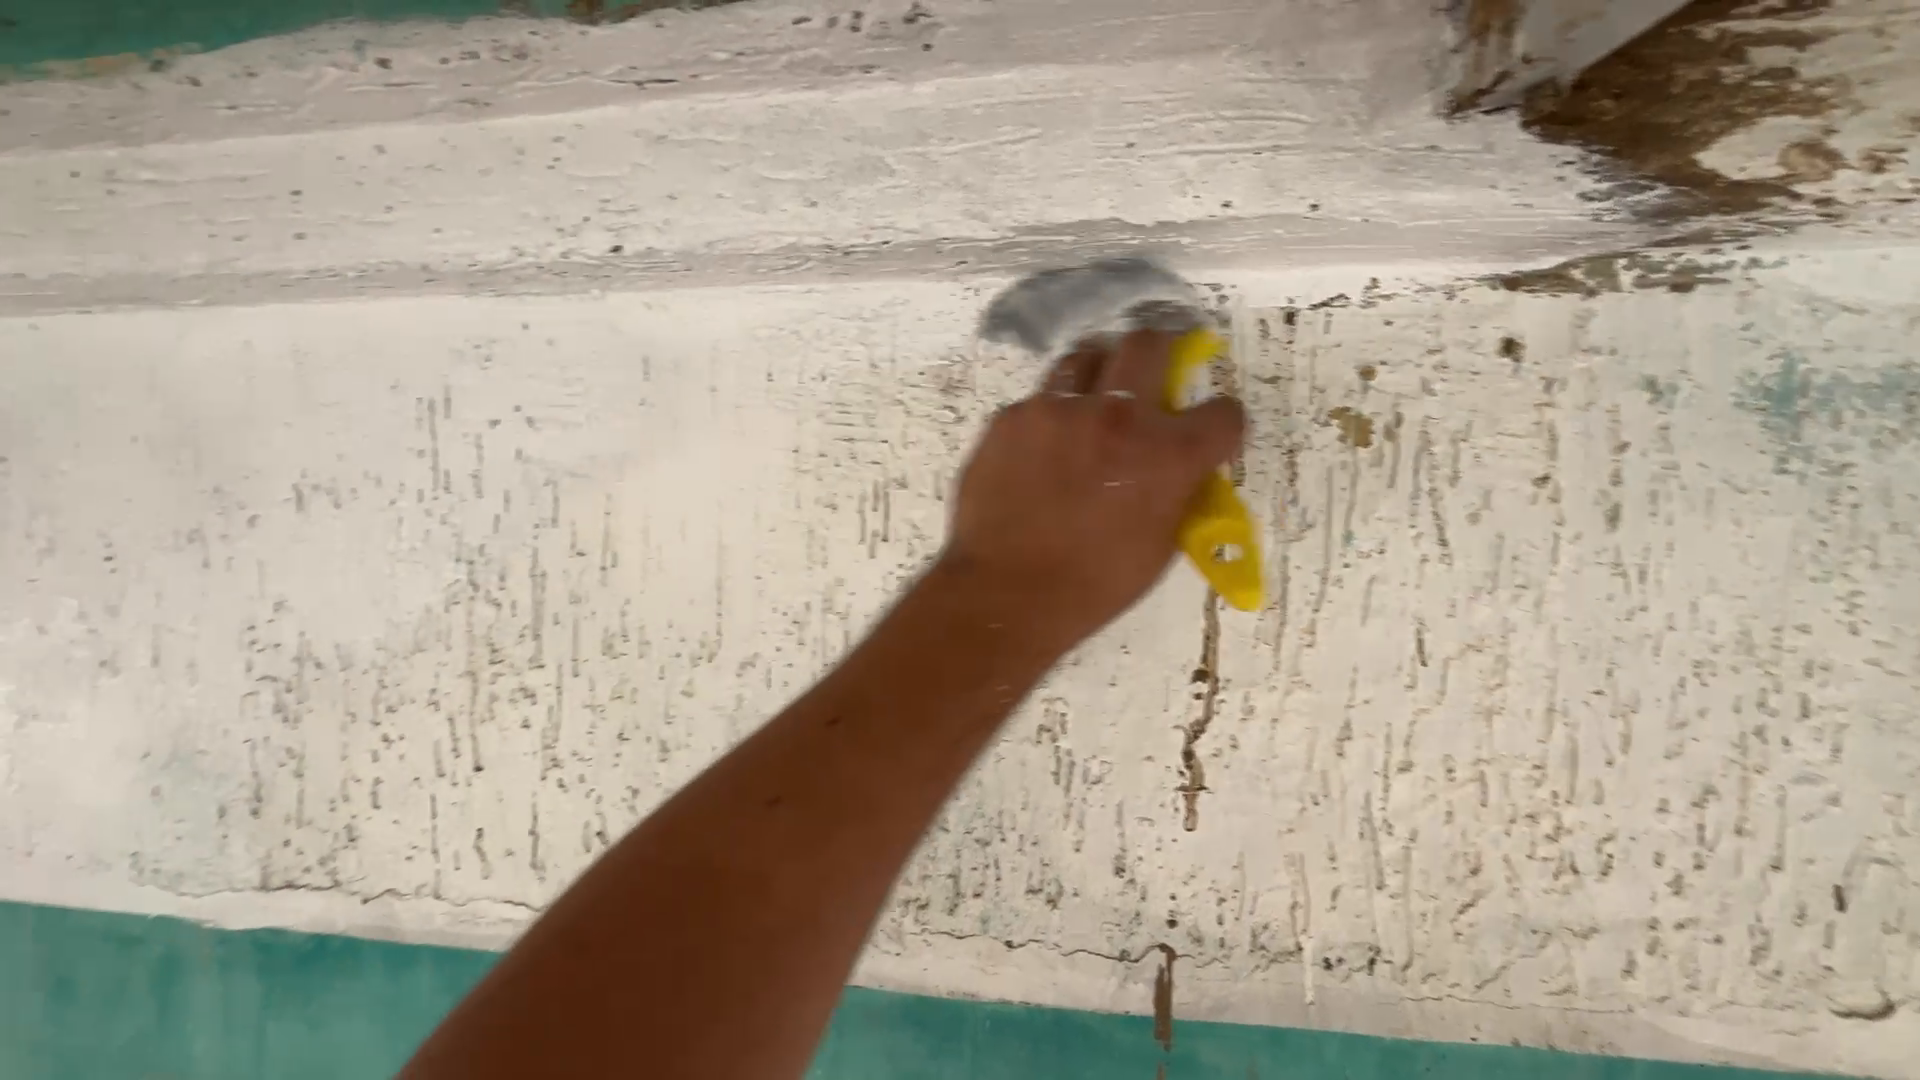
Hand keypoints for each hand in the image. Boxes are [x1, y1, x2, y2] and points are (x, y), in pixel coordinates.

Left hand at [935, 329, 1246, 649]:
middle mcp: (1116, 416)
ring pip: (1084, 358)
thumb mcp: (1160, 546)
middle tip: (1154, 366)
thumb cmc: (1092, 584)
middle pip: (1149, 342)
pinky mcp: (1010, 418)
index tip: (1211, 428)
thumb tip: (1179, 468)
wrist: (1006, 593)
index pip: (1222, 412)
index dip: (1222, 422)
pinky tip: (1038, 451)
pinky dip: (1048, 418)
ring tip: (1090, 403)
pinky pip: (1037, 401)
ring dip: (1097, 374)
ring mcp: (1056, 410)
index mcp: (1166, 455)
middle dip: (1162, 348)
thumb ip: (1177, 492)